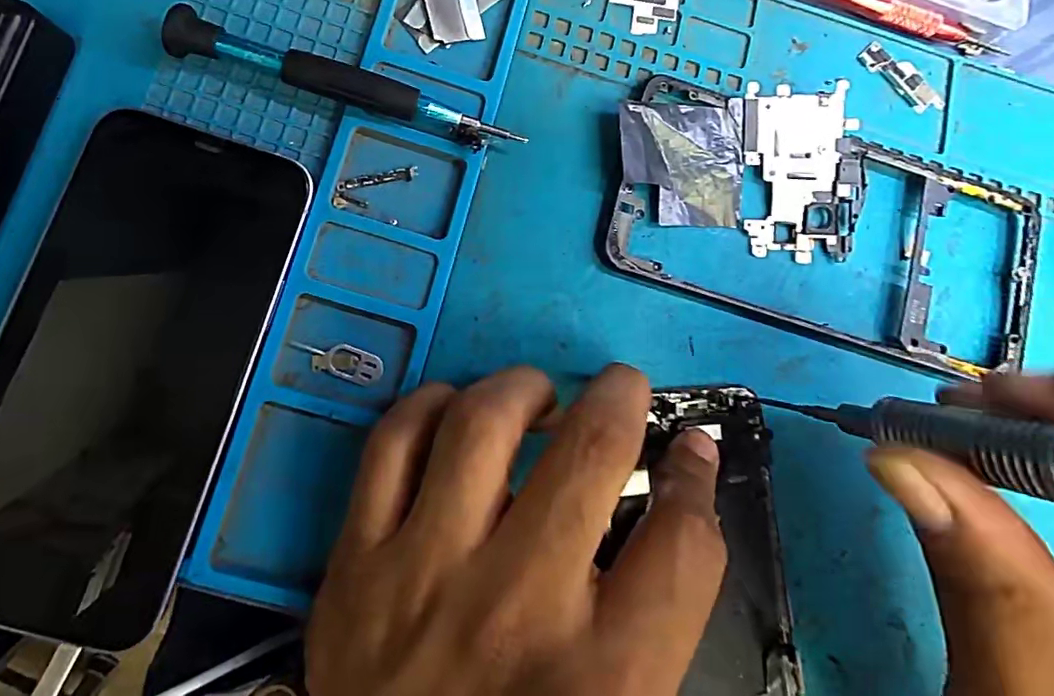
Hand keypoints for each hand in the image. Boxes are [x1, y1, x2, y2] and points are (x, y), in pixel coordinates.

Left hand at [305, 365, 725, 695]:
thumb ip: (656, 613)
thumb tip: (681, 491)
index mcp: (602, 678)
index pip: (681, 541)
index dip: (697, 478)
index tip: (691, 449)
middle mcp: (515, 608)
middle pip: (590, 452)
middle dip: (620, 397)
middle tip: (621, 386)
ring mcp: (424, 574)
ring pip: (481, 424)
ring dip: (522, 387)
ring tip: (537, 395)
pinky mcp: (355, 563)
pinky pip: (392, 443)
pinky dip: (430, 406)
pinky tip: (453, 409)